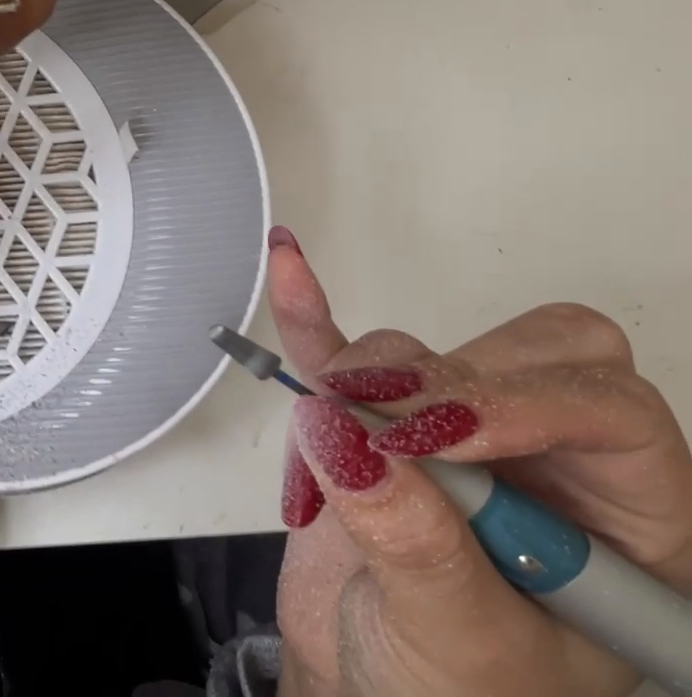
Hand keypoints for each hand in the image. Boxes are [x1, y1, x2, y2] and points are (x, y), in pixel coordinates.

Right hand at [265, 229, 691, 696]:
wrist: (374, 687)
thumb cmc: (451, 691)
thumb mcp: (458, 641)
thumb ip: (418, 547)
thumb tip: (347, 440)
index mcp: (630, 523)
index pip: (607, 416)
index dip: (516, 404)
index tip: (414, 433)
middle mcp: (550, 463)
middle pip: (535, 356)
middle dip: (443, 378)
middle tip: (374, 418)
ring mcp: (453, 437)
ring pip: (420, 356)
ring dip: (359, 383)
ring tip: (320, 452)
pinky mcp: (366, 424)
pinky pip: (342, 355)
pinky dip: (310, 319)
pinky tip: (289, 265)